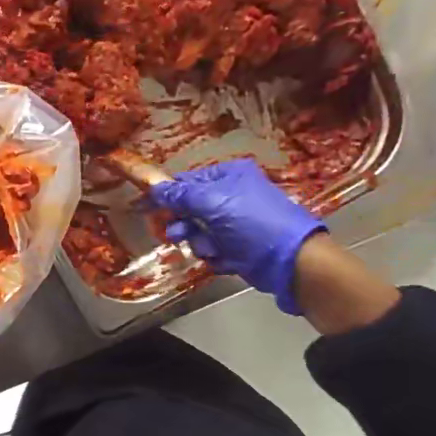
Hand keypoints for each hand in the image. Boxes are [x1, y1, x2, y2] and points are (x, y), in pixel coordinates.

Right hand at [145, 159, 327, 314]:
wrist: (289, 260)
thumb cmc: (252, 223)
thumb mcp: (212, 203)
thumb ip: (180, 196)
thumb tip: (153, 188)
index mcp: (228, 176)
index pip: (187, 181)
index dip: (167, 196)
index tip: (145, 209)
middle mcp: (231, 195)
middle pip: (189, 208)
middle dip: (184, 224)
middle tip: (178, 235)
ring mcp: (235, 222)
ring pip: (198, 232)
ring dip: (200, 243)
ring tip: (212, 249)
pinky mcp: (238, 245)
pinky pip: (212, 248)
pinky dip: (214, 255)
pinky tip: (225, 258)